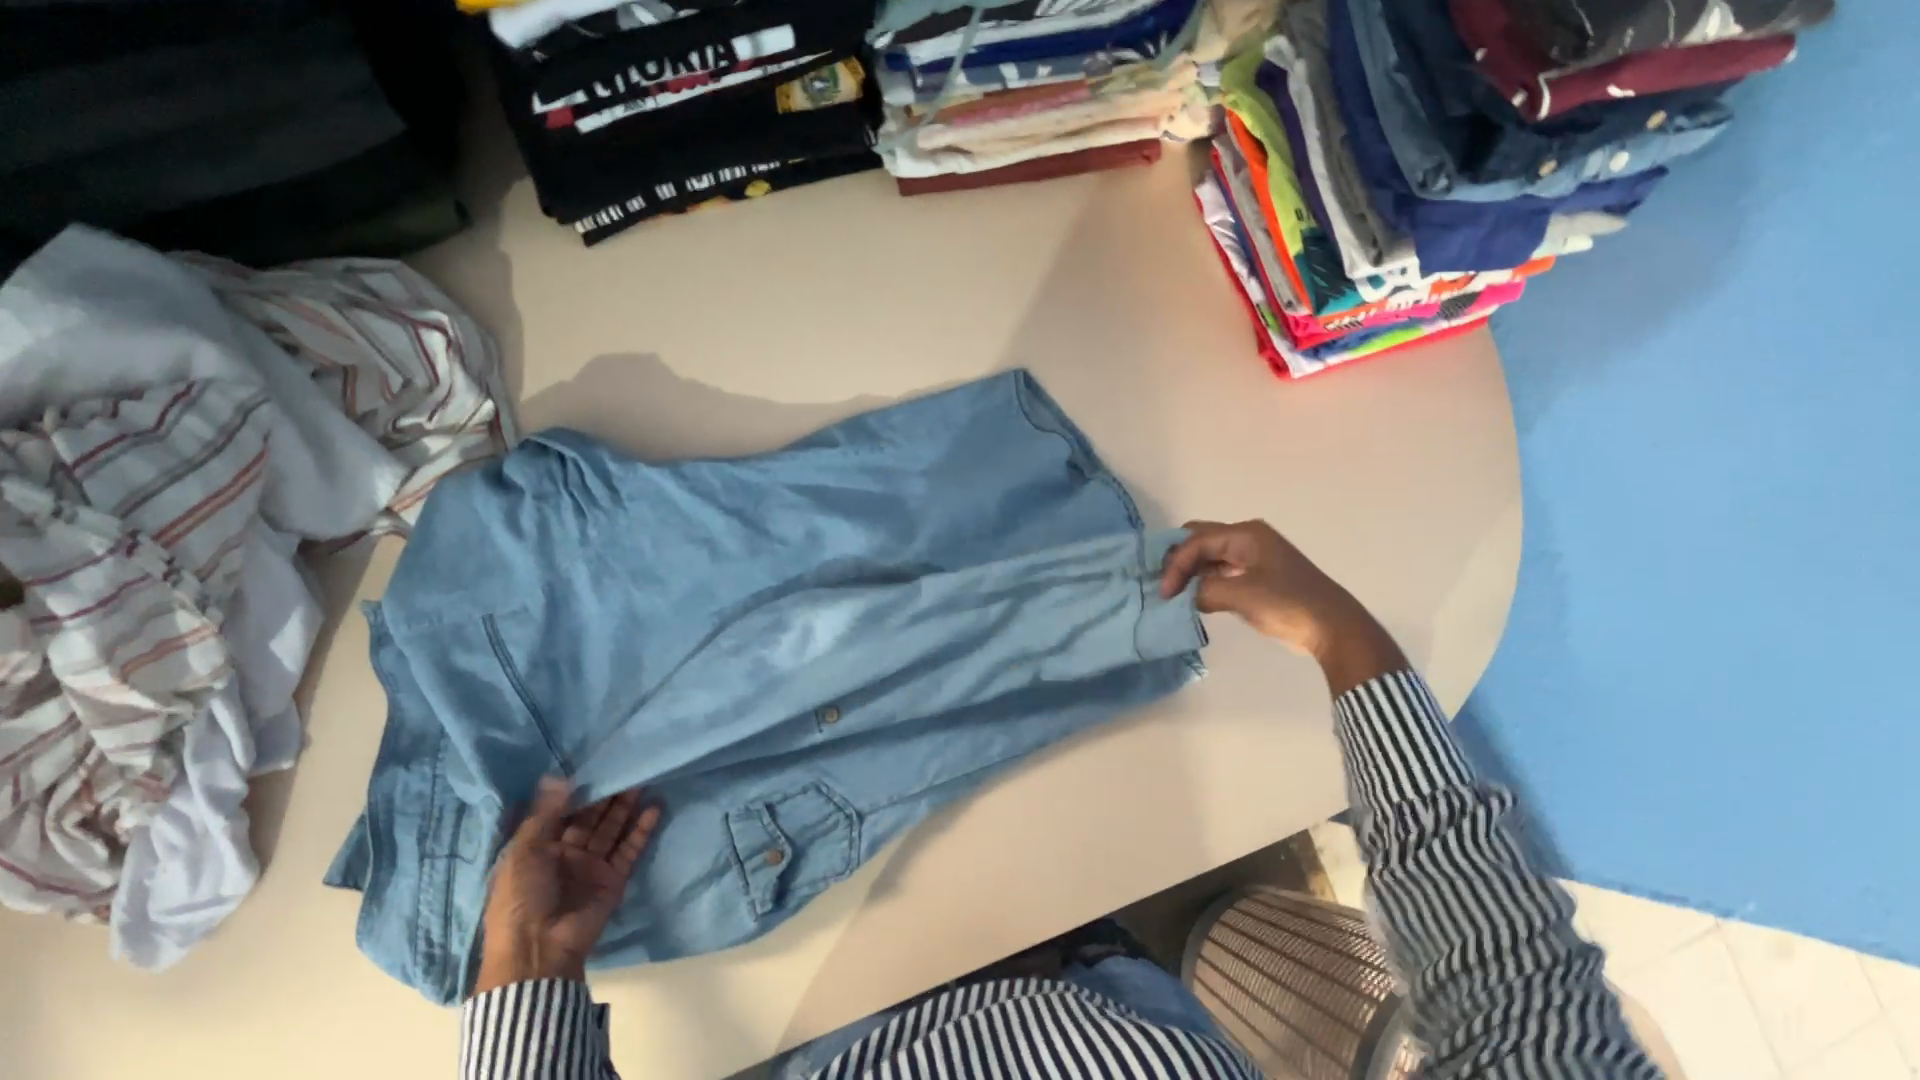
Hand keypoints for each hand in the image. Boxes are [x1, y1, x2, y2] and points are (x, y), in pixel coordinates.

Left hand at [472, 778, 662, 996]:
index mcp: (538, 848)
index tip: (595, 765)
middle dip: (606, 795)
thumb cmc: (520, 898)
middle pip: (590, 818)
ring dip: (626, 807)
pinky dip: (642, 830)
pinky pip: (629, 850)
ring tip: (642, 780)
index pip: (561, 813)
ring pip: (611, 830)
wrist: (537, 950)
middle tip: (625, 767)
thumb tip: (559, 776)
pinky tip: (654, 808)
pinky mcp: (613, 880)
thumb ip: (545, 814)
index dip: (577, 791)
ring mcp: (591, 867)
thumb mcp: (523, 852)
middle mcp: (566, 854)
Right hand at [1157, 521, 1361, 653]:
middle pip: (1200, 540)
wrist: (1332, 627)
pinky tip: (1192, 599)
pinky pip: (1220, 572)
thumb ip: (1203, 591)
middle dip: (1178, 560)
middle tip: (1162, 584)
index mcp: (1245, 534)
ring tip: (1172, 594)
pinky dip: (1204, 583)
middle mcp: (1247, 539)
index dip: (1175, 564)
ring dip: (1190, 573)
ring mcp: (1253, 558)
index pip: (1196, 541)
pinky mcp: (1257, 577)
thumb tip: (1183, 598)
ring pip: (1209, 557)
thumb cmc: (1287, 604)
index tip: (1164, 593)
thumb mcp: (1239, 595)